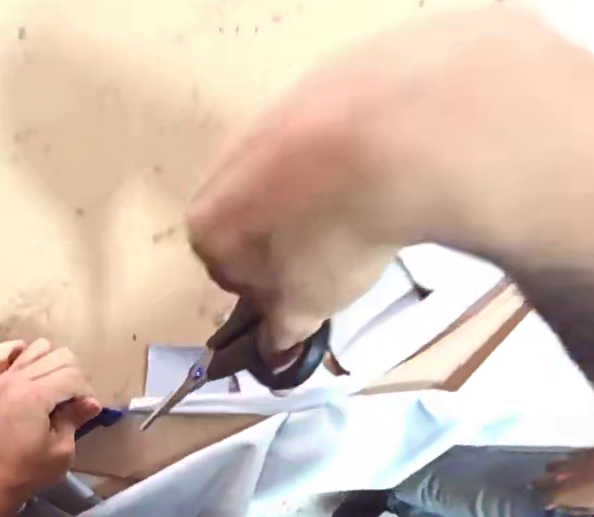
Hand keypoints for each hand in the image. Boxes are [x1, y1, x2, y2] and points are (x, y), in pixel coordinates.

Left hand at [0, 339, 102, 507]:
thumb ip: (75, 418)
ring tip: (56, 386)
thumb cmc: (31, 470)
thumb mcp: (62, 450)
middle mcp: (16, 379)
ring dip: (53, 362)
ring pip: (36, 348)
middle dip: (74, 376)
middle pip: (58, 356)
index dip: (86, 391)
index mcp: (34, 396)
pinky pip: (1, 352)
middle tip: (75, 401)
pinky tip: (30, 364)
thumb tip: (94, 402)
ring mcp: (1, 379)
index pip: (72, 376)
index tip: (87, 409)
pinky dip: (19, 351)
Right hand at [184, 8, 593, 350]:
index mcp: (206, 231)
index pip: (229, 275)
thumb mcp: (302, 310)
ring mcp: (266, 123)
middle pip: (255, 222)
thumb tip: (271, 353)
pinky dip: (342, 159)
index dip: (268, 291)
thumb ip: (279, 334)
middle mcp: (223, 172)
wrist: (388, 140)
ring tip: (361, 215)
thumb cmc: (325, 244)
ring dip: (316, 202)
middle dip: (289, 244)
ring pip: (288, 180)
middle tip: (333, 259)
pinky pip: (322, 140)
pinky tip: (373, 172)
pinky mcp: (313, 87)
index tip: (302, 295)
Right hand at [533, 445, 593, 513]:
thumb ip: (576, 508)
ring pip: (551, 465)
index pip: (543, 500)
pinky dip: (568, 461)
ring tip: (556, 473)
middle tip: (543, 487)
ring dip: (552, 470)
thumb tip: (563, 507)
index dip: (545, 502)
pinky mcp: (582, 449)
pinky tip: (573, 463)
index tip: (548, 504)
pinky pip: (568, 455)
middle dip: (541, 485)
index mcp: (562, 493)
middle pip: (540, 480)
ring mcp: (570, 461)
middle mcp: (559, 476)